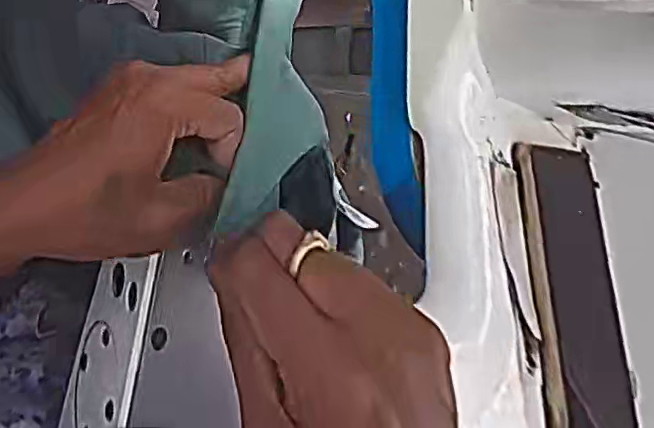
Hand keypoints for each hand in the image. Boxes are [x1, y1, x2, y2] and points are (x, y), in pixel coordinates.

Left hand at [0, 57, 248, 278]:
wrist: (21, 205)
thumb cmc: (80, 211)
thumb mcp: (157, 218)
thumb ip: (207, 197)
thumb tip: (225, 185)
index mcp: (161, 102)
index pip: (228, 115)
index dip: (235, 153)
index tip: (222, 182)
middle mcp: (147, 78)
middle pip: (214, 75)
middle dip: (242, 91)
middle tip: (271, 97)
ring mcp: (128, 78)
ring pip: (190, 78)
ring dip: (214, 99)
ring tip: (234, 122)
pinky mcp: (116, 88)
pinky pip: (166, 85)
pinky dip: (187, 101)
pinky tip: (195, 125)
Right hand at [210, 211, 455, 427]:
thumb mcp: (266, 424)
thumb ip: (244, 338)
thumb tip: (230, 270)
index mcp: (335, 374)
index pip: (261, 263)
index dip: (234, 254)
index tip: (226, 257)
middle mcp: (382, 341)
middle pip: (301, 243)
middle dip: (272, 258)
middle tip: (256, 288)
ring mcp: (411, 332)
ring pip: (333, 253)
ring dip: (307, 274)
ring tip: (300, 326)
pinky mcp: (427, 330)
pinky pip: (367, 281)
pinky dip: (343, 295)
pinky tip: (336, 336)